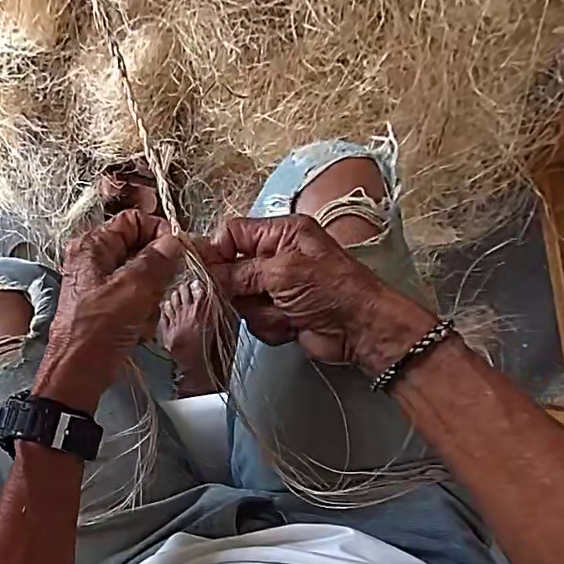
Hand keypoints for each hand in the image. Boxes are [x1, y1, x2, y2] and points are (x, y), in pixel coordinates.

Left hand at [34, 210, 183, 411]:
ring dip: (151, 298)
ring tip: (143, 315)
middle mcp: (94, 261)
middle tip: (160, 289)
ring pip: (144, 279)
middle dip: (157, 273)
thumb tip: (175, 242)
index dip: (158, 232)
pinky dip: (144, 314)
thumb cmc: (95, 331)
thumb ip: (157, 261)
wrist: (78, 373)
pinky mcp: (110, 308)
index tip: (178, 251)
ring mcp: (102, 286)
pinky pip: (139, 301)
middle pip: (142, 251)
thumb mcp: (132, 289)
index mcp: (92, 247)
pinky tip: (138, 328)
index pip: (133, 221)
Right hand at [200, 214, 434, 371]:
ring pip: (239, 300)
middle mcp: (275, 256)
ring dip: (260, 311)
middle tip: (258, 295)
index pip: (232, 233)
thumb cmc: (334, 290)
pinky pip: (253, 320)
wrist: (360, 330)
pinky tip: (291, 324)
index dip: (214, 251)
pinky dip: (270, 325)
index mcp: (281, 233)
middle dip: (241, 289)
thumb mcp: (283, 272)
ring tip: (287, 312)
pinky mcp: (276, 313)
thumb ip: (240, 271)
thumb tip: (207, 272)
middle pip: (230, 270)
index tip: (202, 271)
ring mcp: (274, 287)